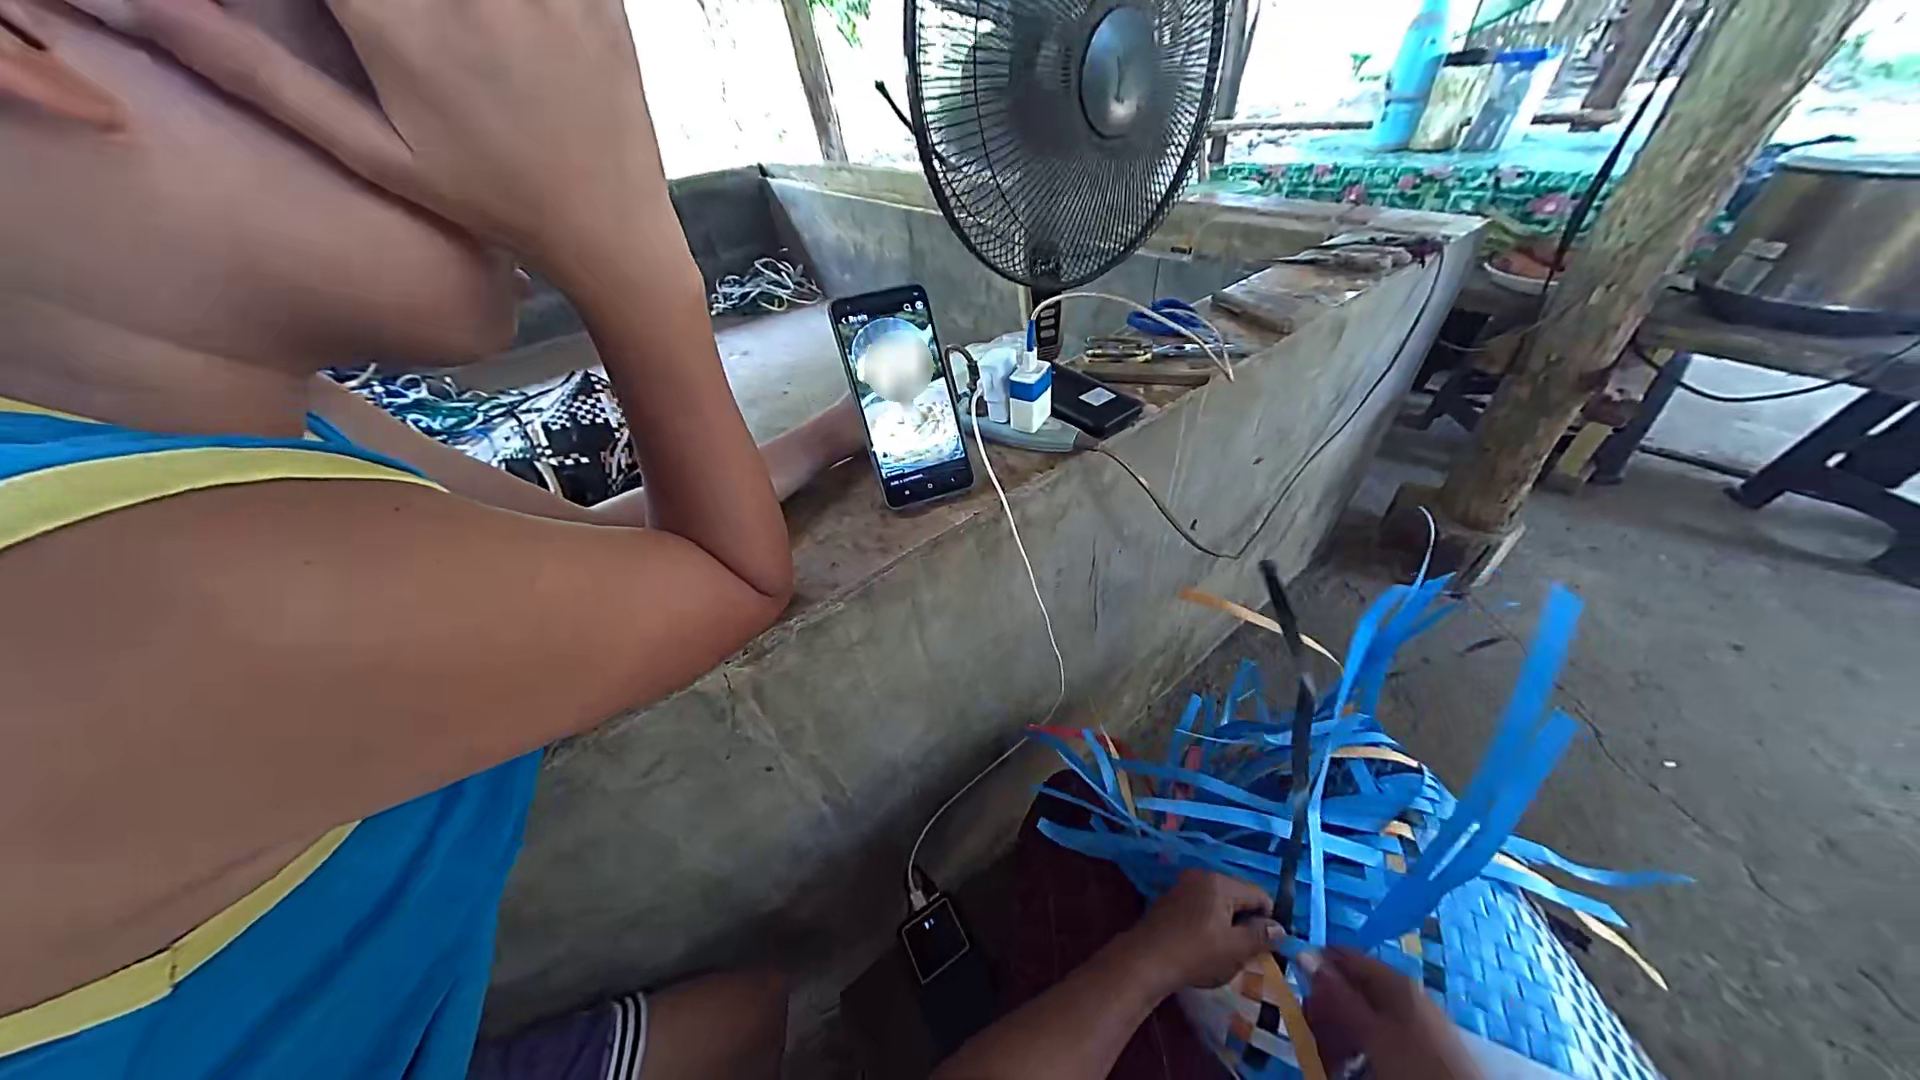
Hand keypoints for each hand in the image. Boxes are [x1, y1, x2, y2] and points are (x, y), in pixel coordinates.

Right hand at [110, 0, 668, 273]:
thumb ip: (260, 73)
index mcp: (395, 20)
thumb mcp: (380, 158)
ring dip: (466, 0)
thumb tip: (135, 2)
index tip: (352, 16)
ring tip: (463, 24)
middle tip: (400, 25)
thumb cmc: (500, 206)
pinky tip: (514, 18)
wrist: (614, 235)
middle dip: (386, 1)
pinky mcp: (603, 2)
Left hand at [1122, 869, 1278, 991]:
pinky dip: (1211, 922)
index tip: (1268, 946)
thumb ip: (1260, 936)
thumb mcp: (1235, 949)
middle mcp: (1201, 876)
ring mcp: (1184, 885)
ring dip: (1229, 924)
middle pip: (1239, 896)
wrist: (1148, 958)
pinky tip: (1207, 945)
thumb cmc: (1196, 953)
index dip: (1269, 920)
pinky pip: (1202, 906)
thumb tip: (1279, 928)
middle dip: (1248, 922)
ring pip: (1221, 902)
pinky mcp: (1173, 898)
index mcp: (1219, 882)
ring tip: (1228, 952)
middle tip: (1248, 952)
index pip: (1258, 894)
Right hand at [1302, 947, 1483, 1079]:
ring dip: (1337, 1032)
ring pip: (1358, 1015)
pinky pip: (1374, 1036)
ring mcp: (1410, 1023)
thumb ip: (1337, 993)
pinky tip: (1348, 1064)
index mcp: (1394, 982)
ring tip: (1330, 1056)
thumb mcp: (1372, 1032)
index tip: (1297, 987)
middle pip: (1349, 987)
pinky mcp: (1415, 1049)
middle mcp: (1401, 995)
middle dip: (1326, 1008)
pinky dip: (1356, 1046)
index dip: (1318, 966)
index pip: (1344, 956)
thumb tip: (1302, 953)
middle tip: (1312, 1030)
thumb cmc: (1417, 1068)